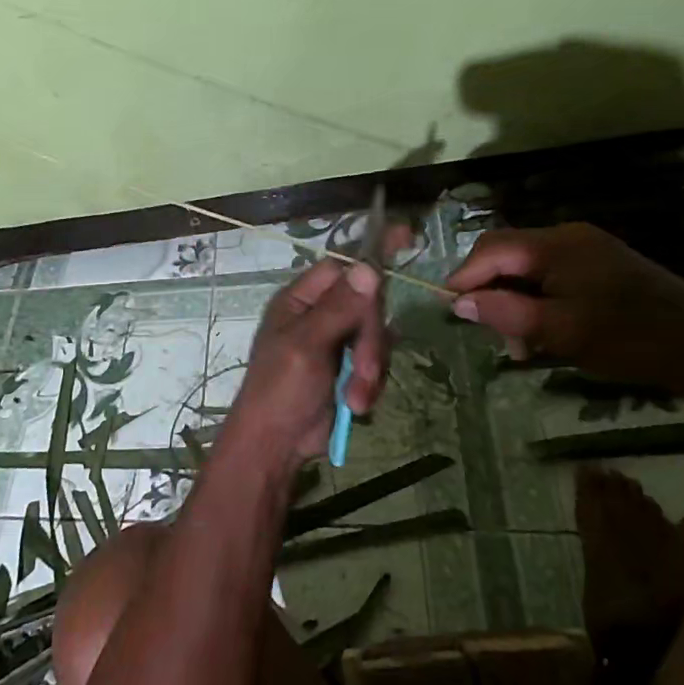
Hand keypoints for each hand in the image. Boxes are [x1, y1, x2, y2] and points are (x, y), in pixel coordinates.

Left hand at [219, 259, 388, 462]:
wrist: (276, 446)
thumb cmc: (279, 391)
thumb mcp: (306, 347)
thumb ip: (339, 308)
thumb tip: (369, 267)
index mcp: (301, 300)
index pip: (342, 265)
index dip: (372, 255)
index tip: (407, 237)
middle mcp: (320, 314)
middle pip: (367, 305)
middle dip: (370, 342)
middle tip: (363, 370)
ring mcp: (336, 342)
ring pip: (377, 337)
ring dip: (371, 371)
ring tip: (355, 399)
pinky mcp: (349, 369)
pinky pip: (376, 363)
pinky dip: (370, 385)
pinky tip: (356, 405)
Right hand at [446, 223, 683, 384]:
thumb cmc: (624, 338)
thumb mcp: (557, 330)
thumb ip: (505, 312)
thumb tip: (459, 301)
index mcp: (555, 245)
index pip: (491, 248)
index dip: (464, 275)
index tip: (447, 307)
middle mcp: (568, 236)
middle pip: (508, 254)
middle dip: (491, 291)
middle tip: (492, 334)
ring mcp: (587, 247)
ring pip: (529, 267)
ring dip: (515, 300)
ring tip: (522, 344)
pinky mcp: (601, 263)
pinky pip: (552, 274)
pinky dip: (538, 299)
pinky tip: (545, 330)